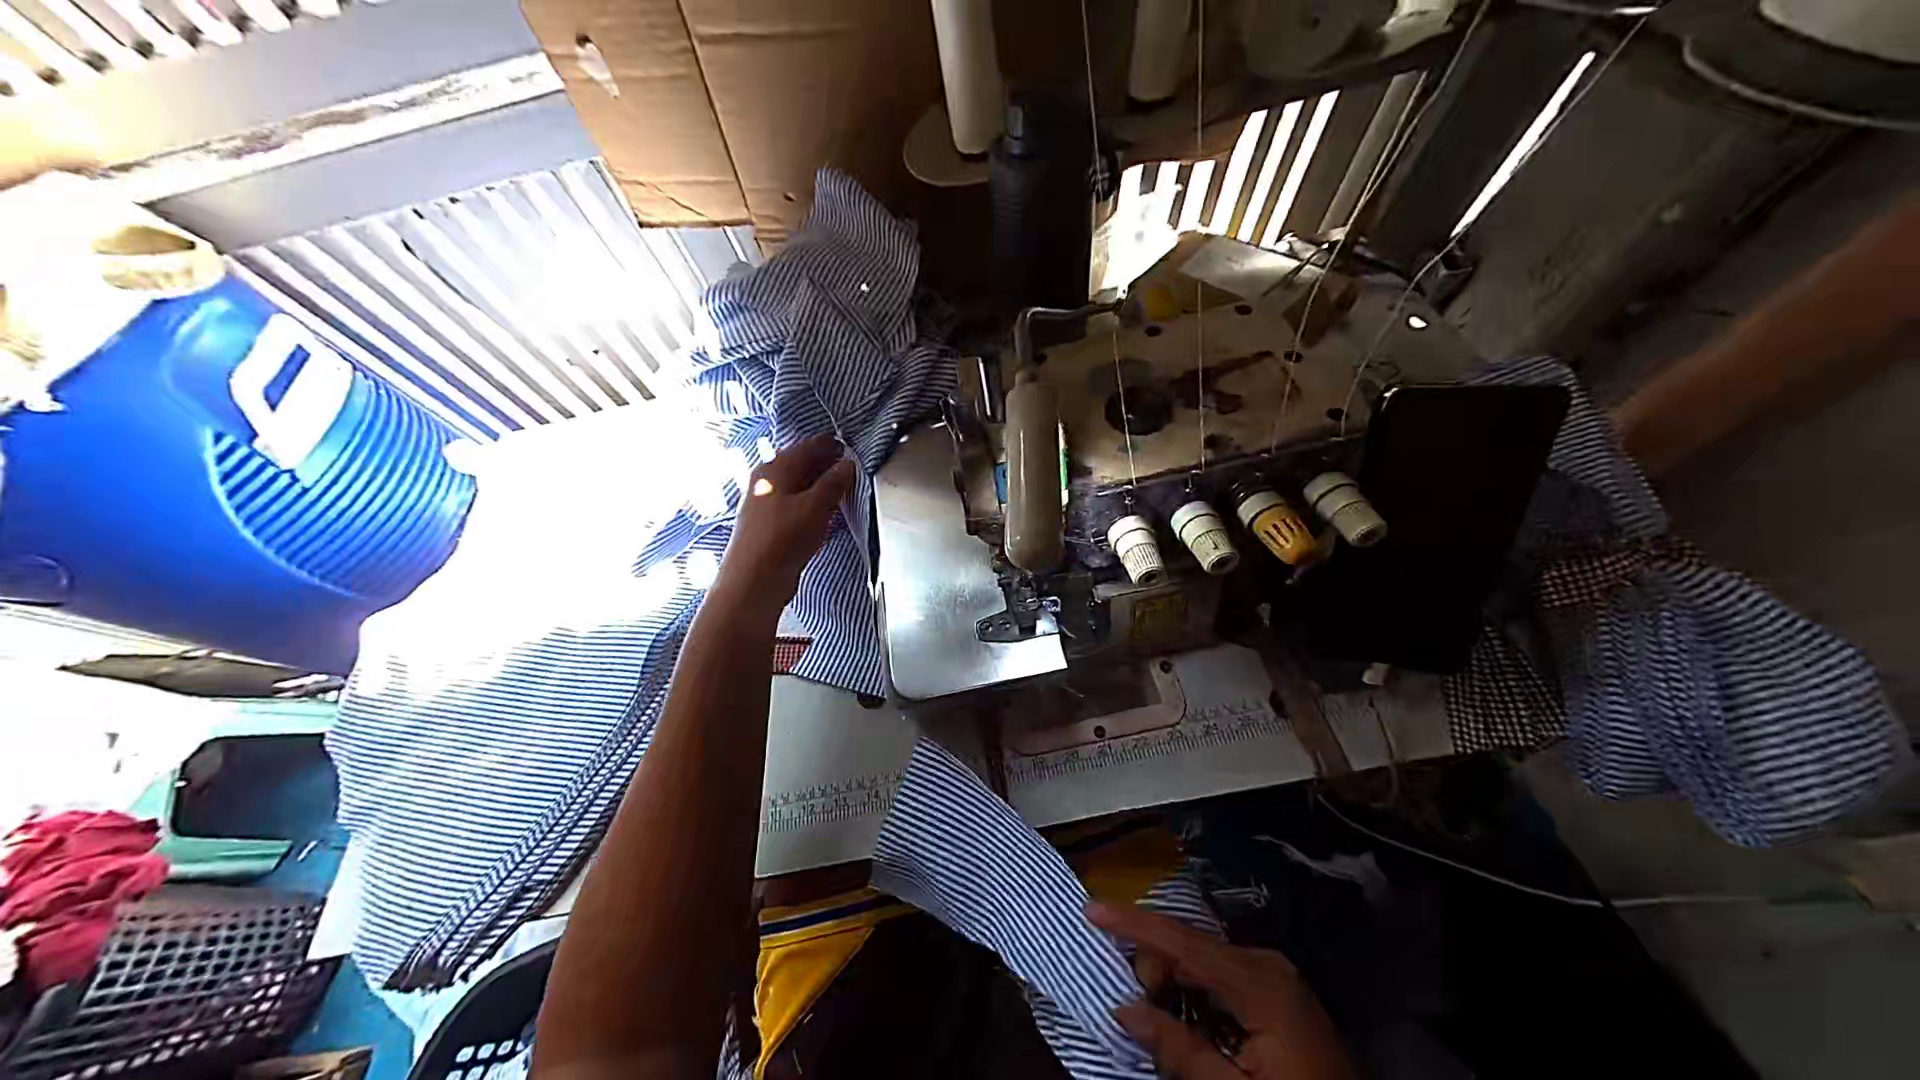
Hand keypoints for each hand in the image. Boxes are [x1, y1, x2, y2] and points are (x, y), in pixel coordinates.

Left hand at [711, 435, 854, 620]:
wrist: (754, 581)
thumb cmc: (783, 538)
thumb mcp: (816, 506)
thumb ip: (834, 483)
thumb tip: (847, 465)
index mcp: (774, 469)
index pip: (807, 447)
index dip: (829, 445)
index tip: (847, 446)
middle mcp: (766, 482)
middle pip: (800, 465)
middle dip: (824, 463)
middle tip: (848, 466)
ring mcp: (765, 504)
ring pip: (797, 486)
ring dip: (819, 485)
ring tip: (841, 488)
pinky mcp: (769, 526)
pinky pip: (795, 505)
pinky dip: (811, 503)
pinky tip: (823, 512)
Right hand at [1090, 902, 1357, 1079]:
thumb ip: (1180, 1051)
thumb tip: (1124, 1009)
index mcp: (1259, 984)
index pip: (1182, 942)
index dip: (1133, 923)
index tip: (1090, 909)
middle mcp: (1265, 963)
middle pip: (1187, 944)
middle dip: (1152, 966)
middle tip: (1140, 1010)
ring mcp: (1272, 972)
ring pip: (1200, 956)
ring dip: (1171, 977)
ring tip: (1162, 1015)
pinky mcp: (1274, 986)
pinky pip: (1218, 970)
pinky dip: (1192, 984)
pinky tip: (1185, 1011)